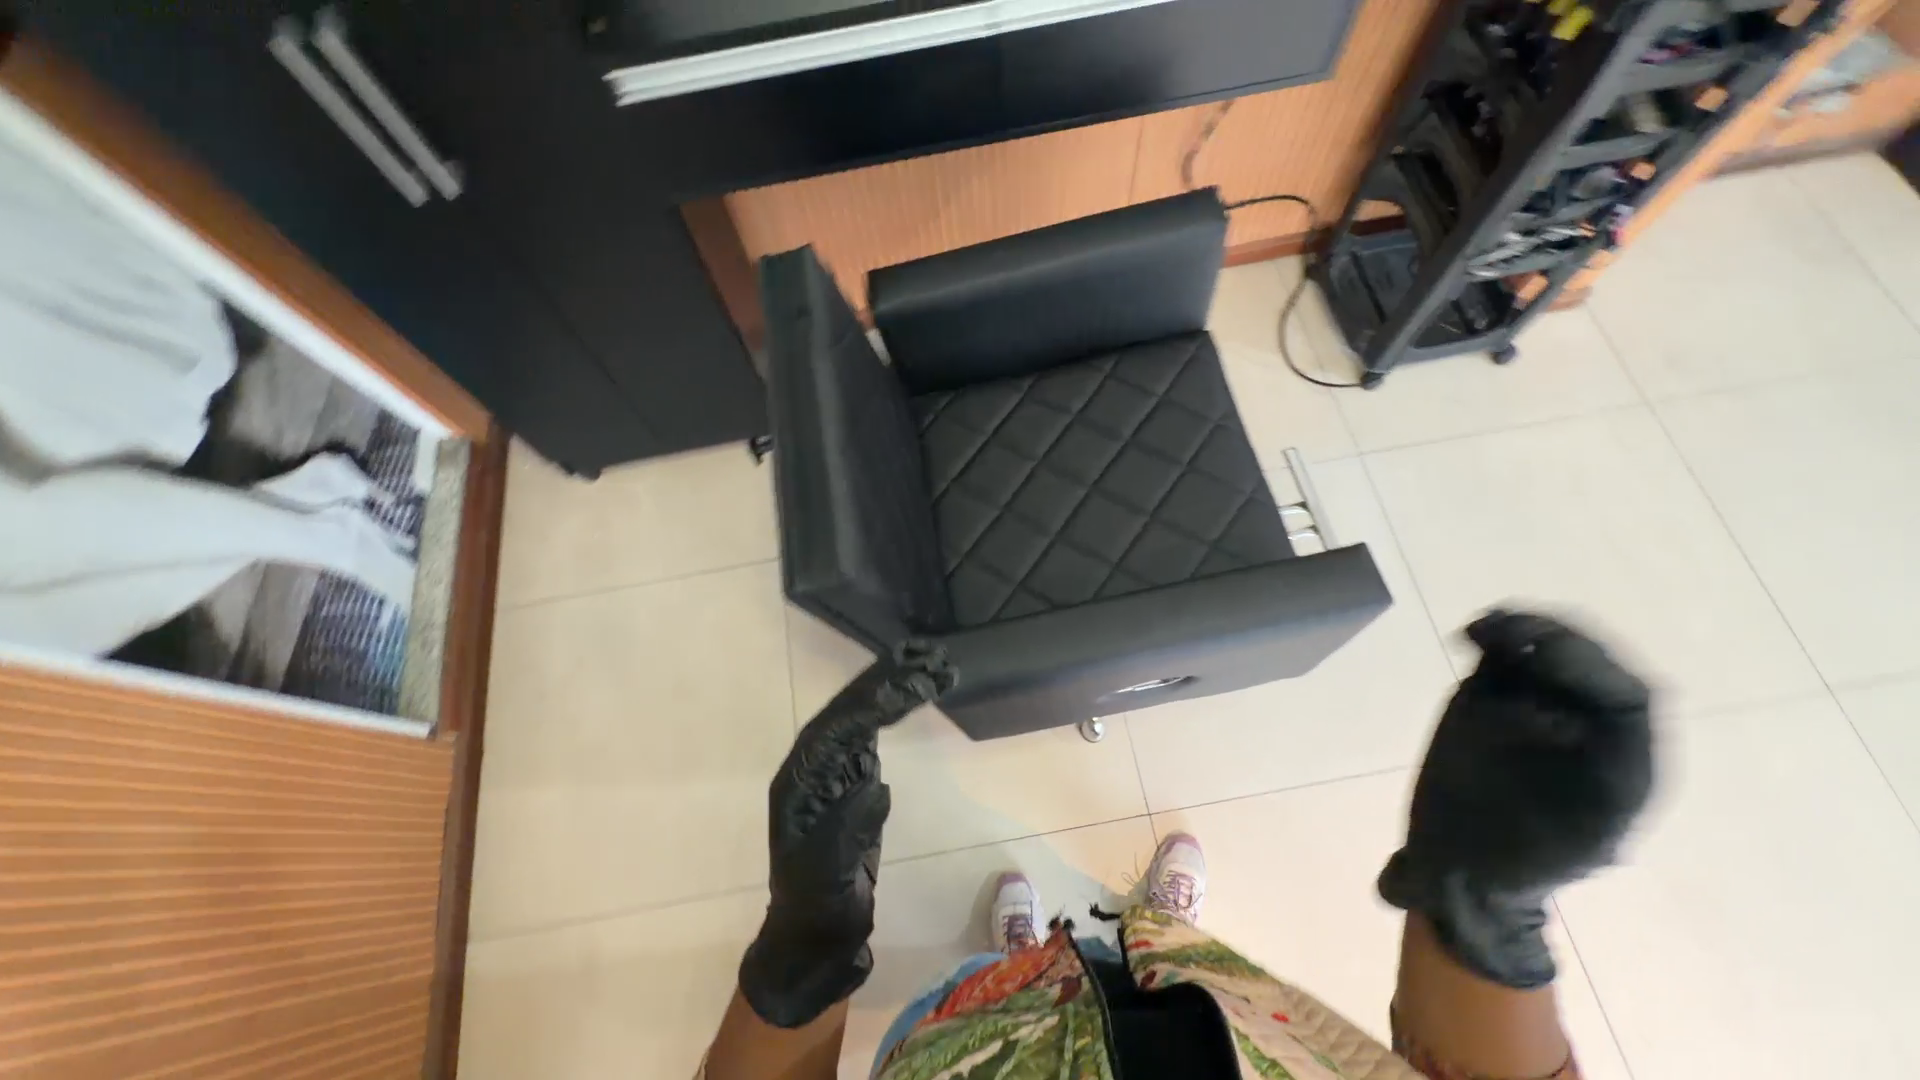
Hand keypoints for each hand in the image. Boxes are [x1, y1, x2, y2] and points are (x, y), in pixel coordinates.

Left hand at [738, 640, 956, 1027]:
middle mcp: (815, 766)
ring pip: (864, 716)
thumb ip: (847, 826)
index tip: (911, 683)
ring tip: (935, 666)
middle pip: (850, 711)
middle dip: (888, 681)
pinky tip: (916, 694)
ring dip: (896, 688)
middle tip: (933, 659)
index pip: (837, 727)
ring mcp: (835, 771)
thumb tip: (876, 783)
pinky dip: (897, 712)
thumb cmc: (816, 908)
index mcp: (801, 780)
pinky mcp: (855, 781)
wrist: (817, 937)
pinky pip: (874, 733)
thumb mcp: (826, 874)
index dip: (872, 702)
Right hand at [1379, 610, 1653, 988]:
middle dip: (1555, 643)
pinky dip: (1497, 640)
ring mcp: (1545, 712)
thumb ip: (1566, 787)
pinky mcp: (1501, 703)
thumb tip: (1560, 726)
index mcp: (1620, 766)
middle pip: (1592, 669)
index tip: (1540, 657)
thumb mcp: (1548, 845)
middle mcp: (1593, 732)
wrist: (1466, 869)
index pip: (1625, 699)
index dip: (1588, 669)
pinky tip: (1475, 634)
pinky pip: (1510, 663)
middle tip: (1504, 630)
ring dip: (1525, 633)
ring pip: (1552, 657)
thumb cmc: (1511, 864)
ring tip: (1484, 627)